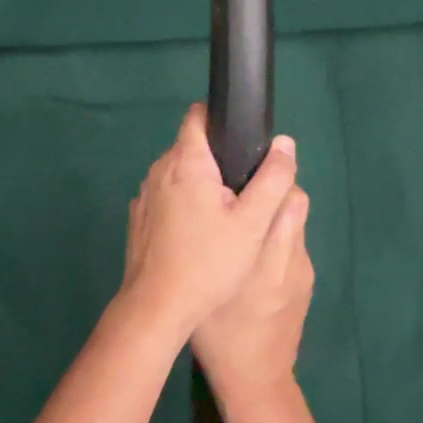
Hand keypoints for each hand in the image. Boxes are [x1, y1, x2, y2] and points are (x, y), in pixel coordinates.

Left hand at [121, 104, 298, 337]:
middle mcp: (159, 169)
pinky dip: (183, 206)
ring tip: (224, 219)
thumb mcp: (253, 223)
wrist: (157, 307)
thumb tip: (284, 144)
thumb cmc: (208, 263)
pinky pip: (166, 198)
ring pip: (178, 175)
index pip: (199, 116)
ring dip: (200, 186)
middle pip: (192, 148)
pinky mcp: (138, 218)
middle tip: (244, 193)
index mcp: (186, 161)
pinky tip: (198, 237)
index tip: (242, 141)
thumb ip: (272, 179)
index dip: (222, 119)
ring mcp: (144, 194)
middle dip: (218, 161)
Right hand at [193, 186, 311, 400]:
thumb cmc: (216, 330)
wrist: (256, 376)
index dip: (272, 171)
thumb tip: (212, 199)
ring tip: (254, 208)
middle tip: (249, 181)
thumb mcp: (206, 284)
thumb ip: (212, 242)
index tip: (255, 155)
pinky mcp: (308, 280)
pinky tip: (262, 242)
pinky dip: (283, 231)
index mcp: (258, 258)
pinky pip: (297, 241)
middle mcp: (287, 258)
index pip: (280, 197)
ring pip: (297, 220)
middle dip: (277, 184)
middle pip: (294, 201)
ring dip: (281, 207)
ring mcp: (302, 270)